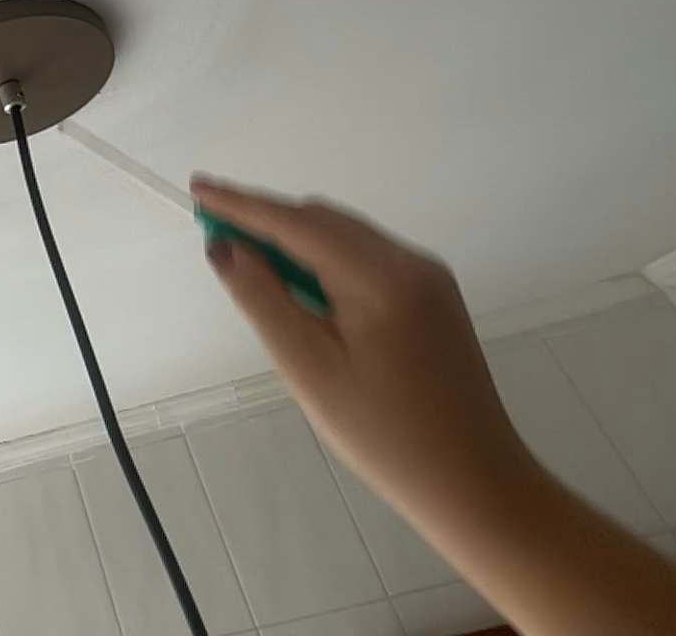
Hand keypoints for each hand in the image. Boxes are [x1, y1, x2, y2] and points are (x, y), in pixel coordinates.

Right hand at [190, 176, 535, 515]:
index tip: (197, 188)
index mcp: (381, 279)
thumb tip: (224, 248)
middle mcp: (409, 262)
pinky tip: (296, 282)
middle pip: (320, 220)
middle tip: (212, 233)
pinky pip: (360, 255)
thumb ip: (261, 298)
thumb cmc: (383, 434)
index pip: (295, 223)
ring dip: (290, 237)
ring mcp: (426, 276)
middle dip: (263, 218)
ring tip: (245, 257)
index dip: (240, 204)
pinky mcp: (430, 294)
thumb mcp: (307, 367)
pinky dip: (319, 256)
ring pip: (340, 234)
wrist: (477, 486)